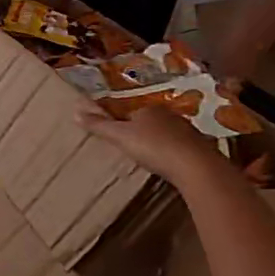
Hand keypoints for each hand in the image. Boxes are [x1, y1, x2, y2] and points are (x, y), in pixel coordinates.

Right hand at [78, 104, 227, 184]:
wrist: (196, 166)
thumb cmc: (153, 147)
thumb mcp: (120, 136)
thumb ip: (99, 125)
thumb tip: (74, 112)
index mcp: (149, 109)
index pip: (131, 112)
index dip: (123, 122)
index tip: (117, 135)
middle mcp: (170, 116)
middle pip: (150, 122)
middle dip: (142, 131)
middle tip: (132, 147)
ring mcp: (187, 132)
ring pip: (167, 134)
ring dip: (160, 143)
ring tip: (150, 158)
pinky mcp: (200, 148)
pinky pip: (181, 148)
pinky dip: (174, 154)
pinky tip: (170, 165)